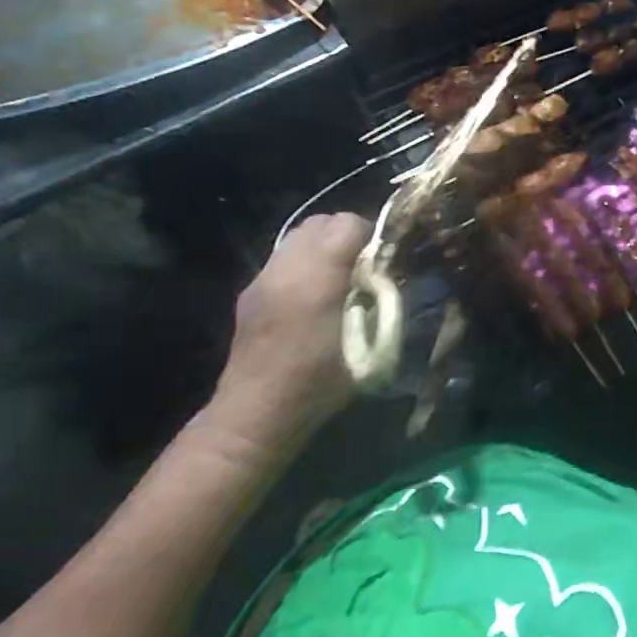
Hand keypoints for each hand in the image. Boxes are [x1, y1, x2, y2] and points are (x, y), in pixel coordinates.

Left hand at [213, 213, 370, 447]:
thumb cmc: (316, 386)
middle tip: (359, 267)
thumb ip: (377, 304)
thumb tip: (386, 278)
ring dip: (321, 247)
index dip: (369, 236)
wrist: (255, 414)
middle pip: (320, 222)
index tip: (379, 260)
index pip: (347, 224)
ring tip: (334, 278)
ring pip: (297, 236)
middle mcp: (286, 267)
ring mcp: (263, 276)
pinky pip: (281, 258)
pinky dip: (300, 263)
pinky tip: (307, 295)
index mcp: (317, 279)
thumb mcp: (365, 350)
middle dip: (344, 236)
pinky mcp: (250, 290)